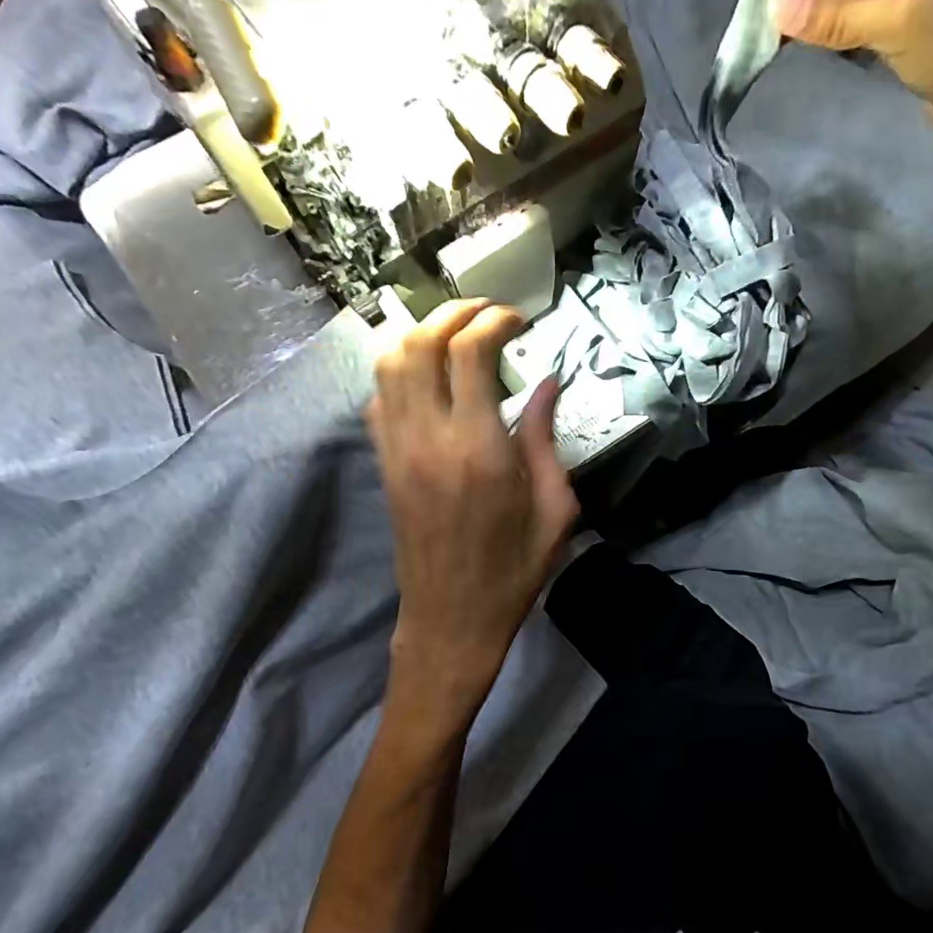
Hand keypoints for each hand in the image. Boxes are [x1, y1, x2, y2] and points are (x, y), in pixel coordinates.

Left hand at [367, 299, 577, 735]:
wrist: (451, 619)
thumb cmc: (513, 571)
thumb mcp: (554, 509)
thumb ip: (548, 439)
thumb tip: (547, 383)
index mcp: (480, 448)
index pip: (469, 352)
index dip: (493, 320)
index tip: (518, 321)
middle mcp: (429, 438)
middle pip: (420, 343)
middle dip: (453, 312)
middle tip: (486, 313)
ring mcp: (397, 449)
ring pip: (388, 364)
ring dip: (419, 334)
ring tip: (454, 333)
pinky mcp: (383, 464)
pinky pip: (378, 398)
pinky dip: (399, 371)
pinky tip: (429, 377)